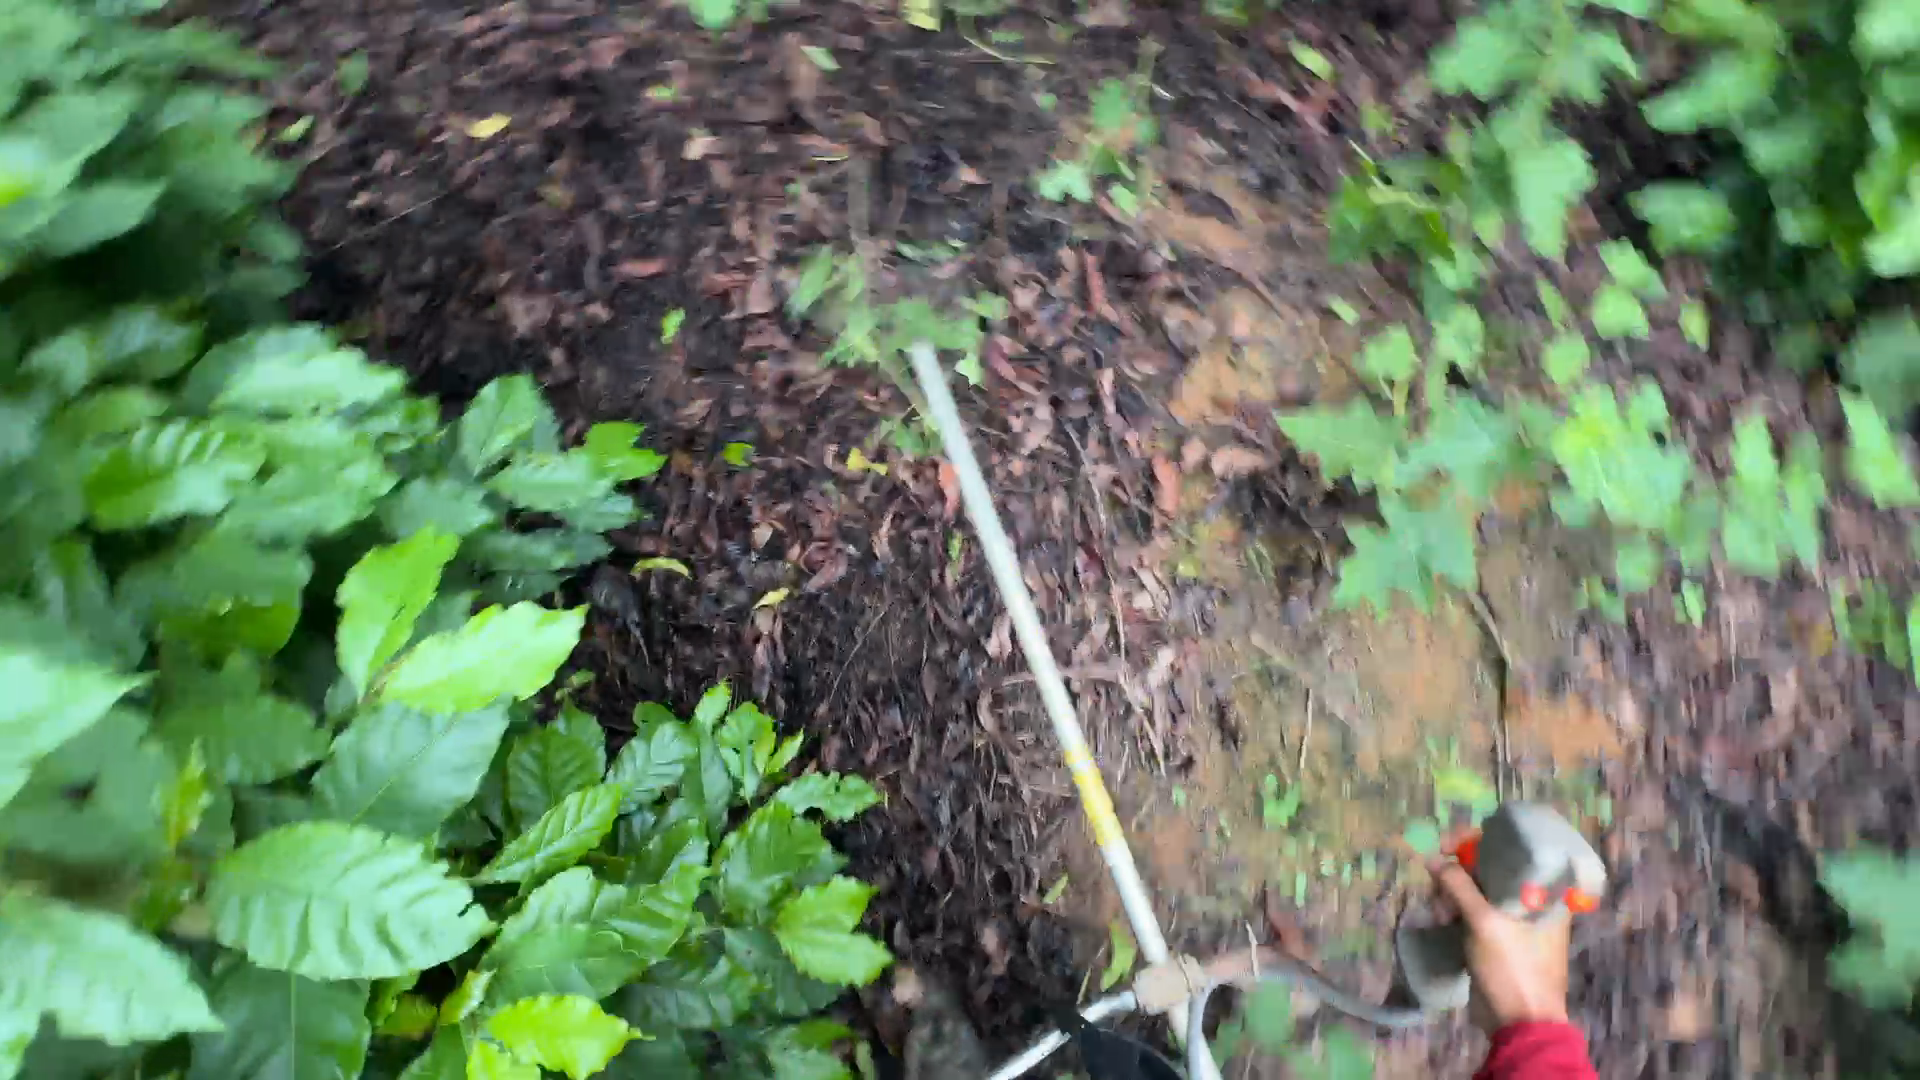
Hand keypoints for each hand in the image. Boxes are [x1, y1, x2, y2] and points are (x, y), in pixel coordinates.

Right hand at [1429, 856, 1570, 1031]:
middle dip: (1455, 873)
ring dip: (1449, 893)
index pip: (1507, 848)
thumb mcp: (1484, 922)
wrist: (1520, 1024)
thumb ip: (1458, 885)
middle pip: (1483, 866)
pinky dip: (1452, 907)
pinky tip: (1441, 920)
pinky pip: (1468, 906)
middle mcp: (1528, 899)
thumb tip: (1431, 858)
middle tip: (1440, 890)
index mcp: (1540, 893)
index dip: (1473, 841)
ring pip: (1470, 886)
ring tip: (1440, 913)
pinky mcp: (1495, 933)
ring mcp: (1511, 917)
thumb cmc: (1513, 968)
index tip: (1445, 846)